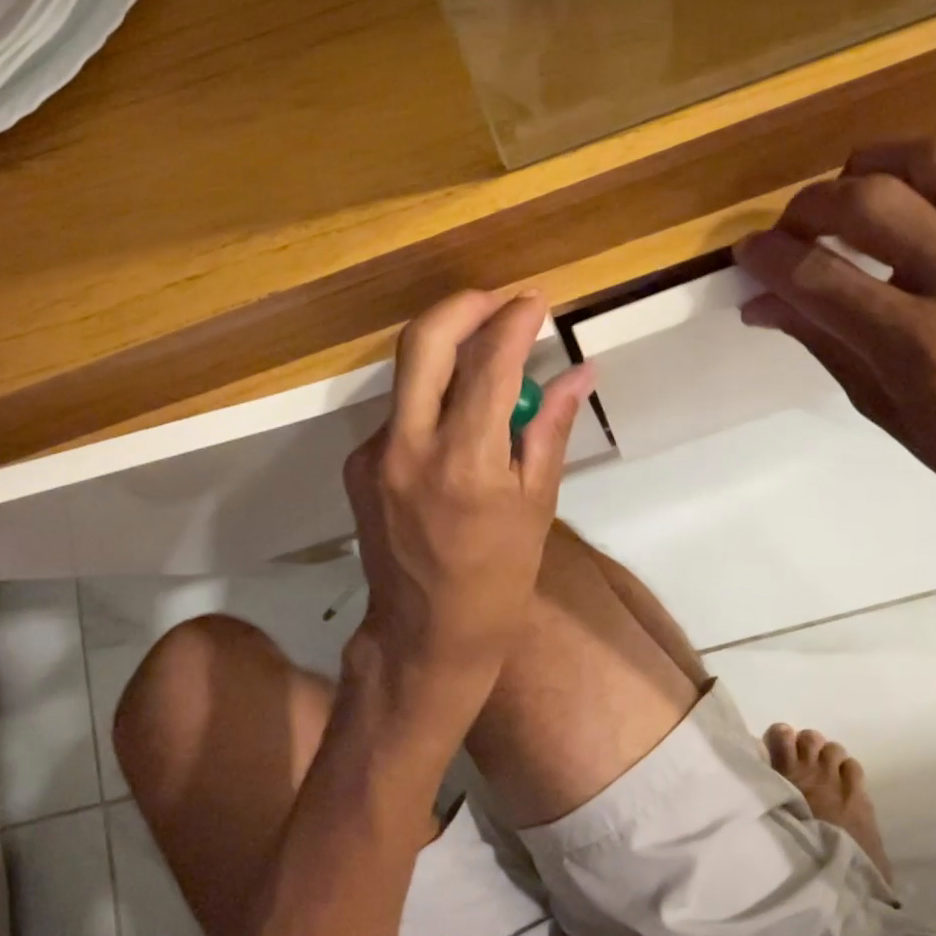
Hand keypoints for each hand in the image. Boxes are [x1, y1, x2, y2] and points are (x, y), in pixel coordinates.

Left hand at [344, 291, 594, 674]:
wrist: (423, 634)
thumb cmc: (498, 578)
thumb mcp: (536, 503)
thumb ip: (549, 427)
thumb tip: (579, 371)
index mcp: (465, 461)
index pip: (489, 364)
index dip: (514, 321)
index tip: (535, 301)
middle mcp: (408, 446)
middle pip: (422, 341)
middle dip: (463, 307)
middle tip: (497, 302)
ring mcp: (373, 454)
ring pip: (407, 374)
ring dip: (448, 354)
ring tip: (488, 364)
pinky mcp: (356, 465)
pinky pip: (399, 412)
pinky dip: (432, 401)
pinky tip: (457, 424)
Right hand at [734, 129, 935, 561]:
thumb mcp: (884, 409)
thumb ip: (822, 341)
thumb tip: (761, 301)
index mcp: (923, 346)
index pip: (819, 277)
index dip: (768, 258)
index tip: (747, 254)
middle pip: (870, 202)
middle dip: (810, 206)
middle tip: (795, 231)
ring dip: (883, 162)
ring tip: (862, 192)